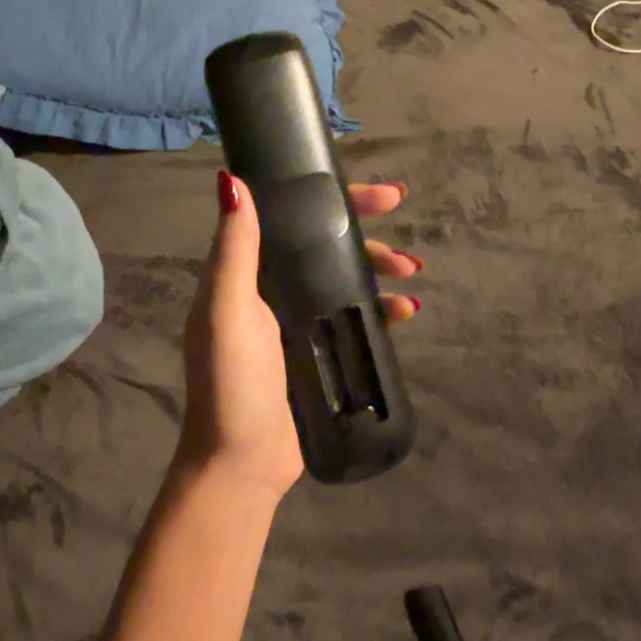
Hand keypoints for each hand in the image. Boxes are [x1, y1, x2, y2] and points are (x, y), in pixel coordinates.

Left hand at [178, 171, 423, 497]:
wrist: (242, 461)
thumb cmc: (232, 381)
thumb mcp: (229, 310)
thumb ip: (234, 248)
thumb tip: (231, 180)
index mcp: (244, 273)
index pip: (286, 219)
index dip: (324, 198)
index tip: (364, 188)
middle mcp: (269, 290)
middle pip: (320, 244)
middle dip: (360, 227)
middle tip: (399, 211)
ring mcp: (296, 323)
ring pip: (342, 279)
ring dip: (377, 268)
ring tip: (410, 273)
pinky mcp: (318, 353)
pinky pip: (354, 319)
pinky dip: (380, 310)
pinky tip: (406, 313)